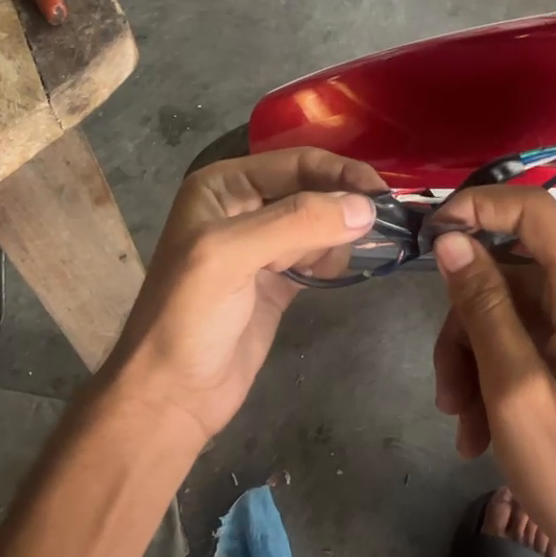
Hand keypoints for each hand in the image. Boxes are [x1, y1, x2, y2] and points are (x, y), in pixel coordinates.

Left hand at [102, 147, 385, 442]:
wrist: (171, 394)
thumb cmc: (188, 316)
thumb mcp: (232, 255)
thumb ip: (296, 223)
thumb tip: (366, 207)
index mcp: (222, 186)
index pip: (295, 163)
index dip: (340, 173)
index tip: (383, 193)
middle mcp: (243, 207)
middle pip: (312, 189)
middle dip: (343, 204)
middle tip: (381, 225)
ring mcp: (261, 245)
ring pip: (319, 222)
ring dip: (338, 236)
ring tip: (336, 262)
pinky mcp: (278, 280)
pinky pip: (319, 255)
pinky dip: (333, 259)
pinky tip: (332, 273)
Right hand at [429, 185, 555, 556]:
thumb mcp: (515, 394)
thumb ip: (483, 308)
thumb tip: (452, 240)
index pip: (534, 212)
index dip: (477, 209)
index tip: (428, 236)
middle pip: (519, 276)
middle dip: (469, 324)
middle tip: (443, 390)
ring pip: (525, 313)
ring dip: (482, 359)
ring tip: (462, 423)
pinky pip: (547, 339)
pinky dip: (510, 372)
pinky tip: (485, 426)